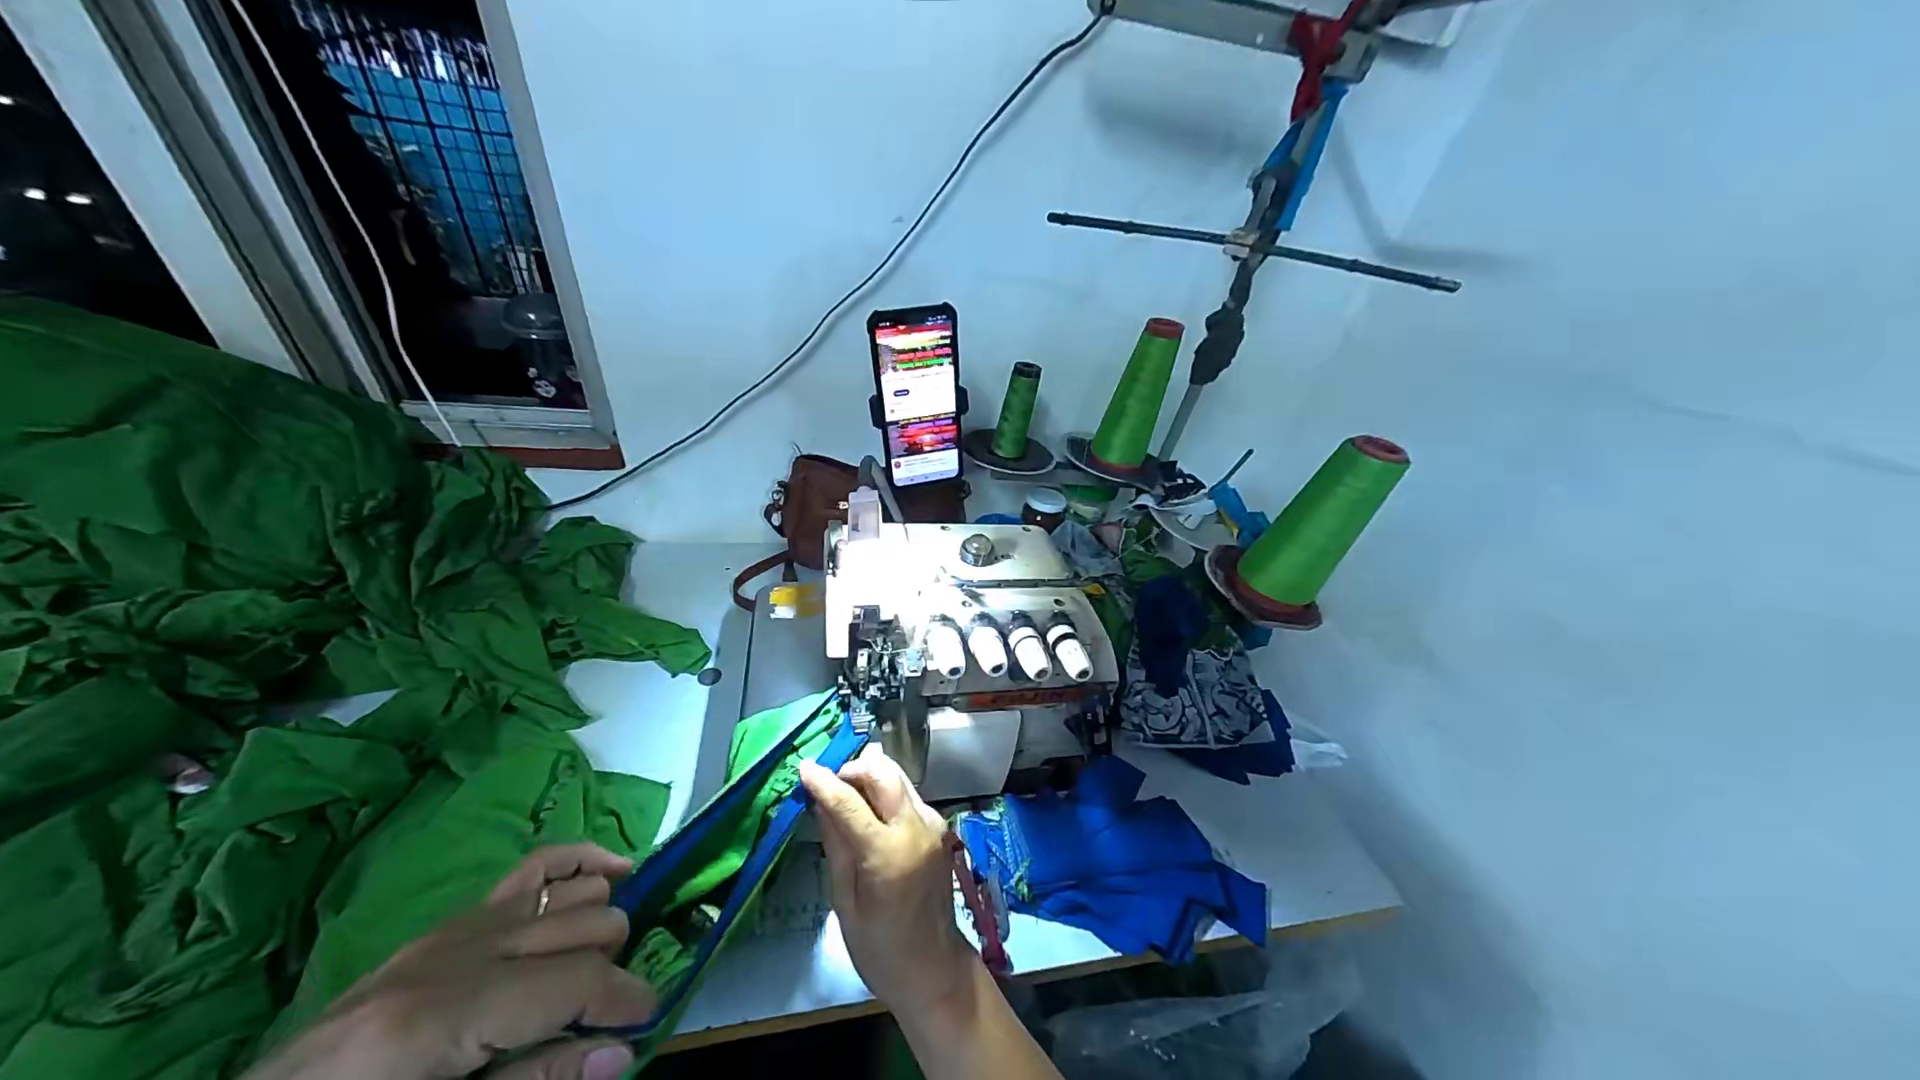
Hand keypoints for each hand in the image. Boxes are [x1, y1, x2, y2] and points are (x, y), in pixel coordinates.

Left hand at [244, 843, 654, 1079]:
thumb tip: (622, 1052)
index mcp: (451, 1013)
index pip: (574, 981)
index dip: (624, 998)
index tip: (650, 1019)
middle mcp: (461, 952)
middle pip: (583, 926)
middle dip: (615, 964)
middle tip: (612, 1011)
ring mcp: (456, 927)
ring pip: (569, 892)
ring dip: (601, 923)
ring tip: (607, 964)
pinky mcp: (452, 922)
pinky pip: (532, 869)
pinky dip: (579, 863)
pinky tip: (613, 870)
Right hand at [798, 746, 978, 1020]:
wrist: (934, 967)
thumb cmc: (880, 947)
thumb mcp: (845, 900)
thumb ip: (835, 844)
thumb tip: (820, 802)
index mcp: (889, 852)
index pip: (850, 802)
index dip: (824, 781)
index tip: (804, 767)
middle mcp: (916, 827)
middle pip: (884, 772)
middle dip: (853, 768)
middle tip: (828, 782)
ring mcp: (933, 823)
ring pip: (898, 776)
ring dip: (869, 775)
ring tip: (844, 794)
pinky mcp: (939, 826)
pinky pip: (907, 793)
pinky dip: (884, 791)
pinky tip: (867, 810)